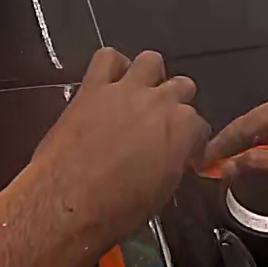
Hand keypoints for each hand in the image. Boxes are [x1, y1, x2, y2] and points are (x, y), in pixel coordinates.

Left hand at [21, 47, 209, 250]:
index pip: (199, 126)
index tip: (183, 150)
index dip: (191, 140)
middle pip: (182, 87)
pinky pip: (107, 58)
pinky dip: (112, 65)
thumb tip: (170, 158)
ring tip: (142, 93)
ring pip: (152, 61)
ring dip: (151, 75)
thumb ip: (173, 162)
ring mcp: (127, 90)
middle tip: (162, 122)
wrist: (68, 204)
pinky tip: (111, 81)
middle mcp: (161, 102)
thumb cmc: (115, 208)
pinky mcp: (94, 87)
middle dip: (176, 103)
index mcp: (183, 129)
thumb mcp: (162, 192)